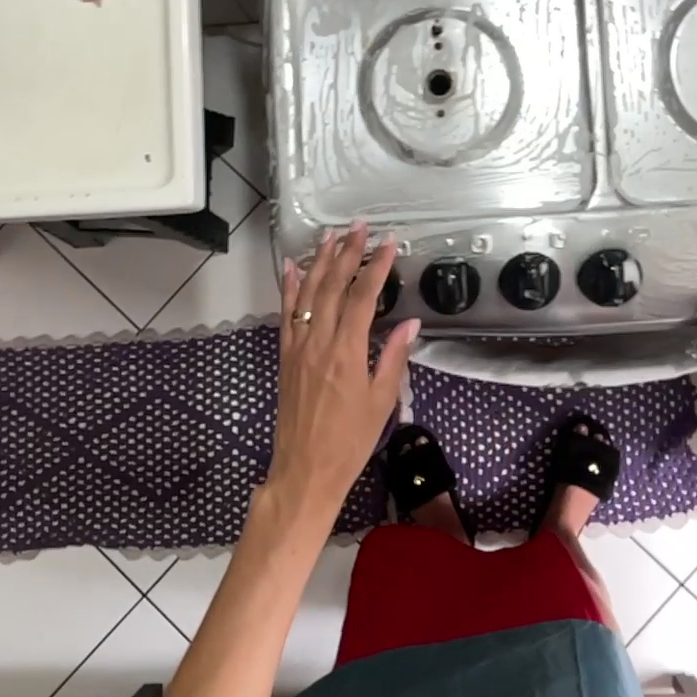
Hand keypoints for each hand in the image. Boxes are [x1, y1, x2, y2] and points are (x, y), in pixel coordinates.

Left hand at [269, 222, 420, 514]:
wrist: (305, 469)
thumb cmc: (350, 441)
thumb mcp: (382, 402)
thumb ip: (394, 358)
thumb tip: (410, 324)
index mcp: (347, 353)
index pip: (363, 298)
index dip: (376, 268)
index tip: (388, 244)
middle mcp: (318, 342)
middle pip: (332, 286)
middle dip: (346, 253)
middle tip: (358, 227)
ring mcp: (297, 347)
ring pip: (307, 294)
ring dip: (319, 262)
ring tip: (330, 236)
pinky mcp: (285, 356)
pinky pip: (286, 313)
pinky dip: (289, 287)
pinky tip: (292, 266)